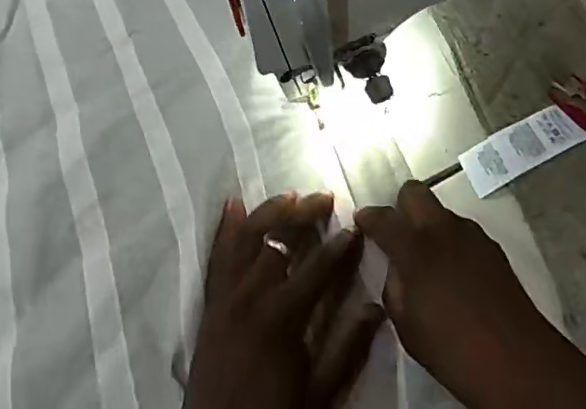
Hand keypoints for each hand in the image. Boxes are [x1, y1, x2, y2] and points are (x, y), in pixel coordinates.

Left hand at [185, 192, 384, 408]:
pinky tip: (233, 204)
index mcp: (282, 317)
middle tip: (324, 198)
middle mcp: (251, 295)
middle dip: (303, 214)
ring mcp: (226, 294)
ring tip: (289, 196)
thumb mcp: (319, 393)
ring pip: (245, 236)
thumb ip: (346, 349)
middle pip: (278, 239)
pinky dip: (225, 226)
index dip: (338, 246)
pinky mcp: (210, 300)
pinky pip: (216, 254)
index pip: (317, 268)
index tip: (355, 228)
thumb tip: (375, 307)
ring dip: (268, 212)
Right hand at [354, 182, 585, 408]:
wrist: (522, 366)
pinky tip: (455, 273)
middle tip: (397, 233)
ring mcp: (471, 235)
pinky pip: (462, 232)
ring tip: (429, 258)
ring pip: (440, 212)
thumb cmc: (453, 350)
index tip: (361, 223)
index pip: (381, 217)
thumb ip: (394, 287)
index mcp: (413, 245)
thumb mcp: (407, 325)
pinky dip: (452, 242)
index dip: (368, 218)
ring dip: (429, 225)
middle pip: (414, 192)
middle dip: (401, 206)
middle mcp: (440, 228)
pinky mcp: (494, 249)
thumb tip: (395, 269)